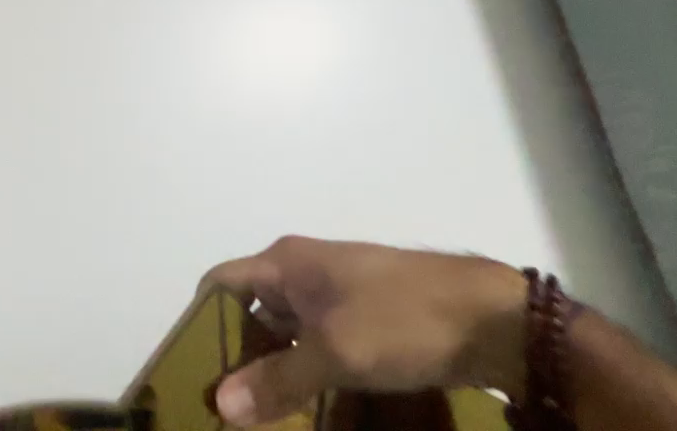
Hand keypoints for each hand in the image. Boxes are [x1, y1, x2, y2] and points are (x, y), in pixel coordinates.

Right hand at [202, 237, 528, 427]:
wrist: (487, 317)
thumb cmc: (401, 319)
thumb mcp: (336, 352)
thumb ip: (278, 380)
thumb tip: (220, 405)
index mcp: (286, 263)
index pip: (220, 284)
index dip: (199, 324)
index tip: (189, 375)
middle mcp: (303, 272)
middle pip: (250, 311)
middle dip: (235, 359)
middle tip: (224, 413)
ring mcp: (336, 295)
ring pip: (286, 334)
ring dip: (273, 373)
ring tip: (260, 423)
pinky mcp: (364, 319)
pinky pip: (318, 346)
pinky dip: (306, 375)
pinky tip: (308, 413)